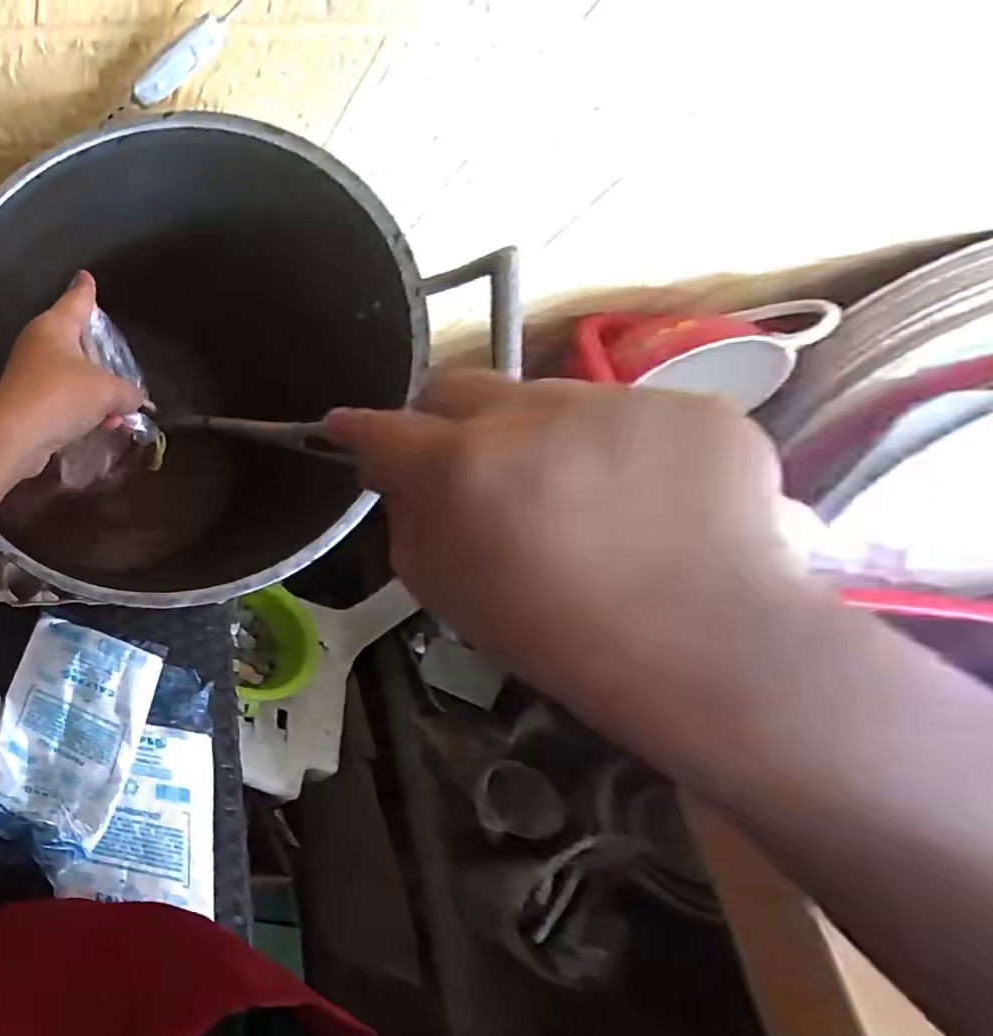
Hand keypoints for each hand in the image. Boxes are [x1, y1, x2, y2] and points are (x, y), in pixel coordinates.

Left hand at [0, 271, 145, 478]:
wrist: (12, 438)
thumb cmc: (60, 396)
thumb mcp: (107, 391)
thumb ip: (127, 392)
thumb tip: (134, 400)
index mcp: (54, 326)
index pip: (76, 299)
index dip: (86, 289)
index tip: (87, 277)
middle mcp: (39, 346)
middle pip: (75, 343)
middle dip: (99, 356)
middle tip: (121, 366)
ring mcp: (30, 377)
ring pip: (71, 378)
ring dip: (95, 394)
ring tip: (120, 412)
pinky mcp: (27, 407)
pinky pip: (63, 403)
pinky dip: (82, 412)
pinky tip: (102, 426)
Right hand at [322, 368, 802, 707]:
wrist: (700, 647)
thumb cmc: (538, 625)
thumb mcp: (433, 579)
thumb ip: (405, 513)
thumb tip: (400, 475)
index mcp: (456, 462)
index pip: (380, 426)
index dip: (353, 428)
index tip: (341, 429)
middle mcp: (529, 413)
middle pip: (455, 384)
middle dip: (438, 417)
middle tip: (455, 458)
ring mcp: (616, 401)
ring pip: (542, 396)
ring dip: (530, 431)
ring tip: (565, 488)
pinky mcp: (692, 407)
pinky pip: (623, 412)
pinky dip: (609, 445)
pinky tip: (633, 495)